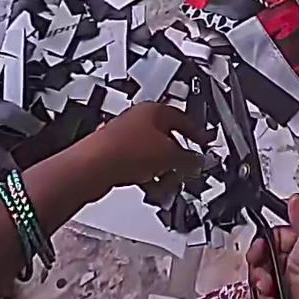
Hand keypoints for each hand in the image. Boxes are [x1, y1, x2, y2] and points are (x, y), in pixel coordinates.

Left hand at [70, 103, 205, 189]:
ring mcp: (123, 137)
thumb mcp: (170, 156)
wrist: (94, 167)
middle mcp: (137, 120)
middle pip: (166, 138)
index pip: (182, 119)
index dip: (196, 133)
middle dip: (178, 156)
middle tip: (187, 168)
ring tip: (168, 182)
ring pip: (151, 154)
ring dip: (162, 169)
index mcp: (153, 110)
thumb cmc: (124, 150)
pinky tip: (151, 187)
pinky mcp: (113, 155)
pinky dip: (147, 176)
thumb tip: (198, 161)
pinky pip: (137, 165)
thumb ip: (189, 159)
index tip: (204, 144)